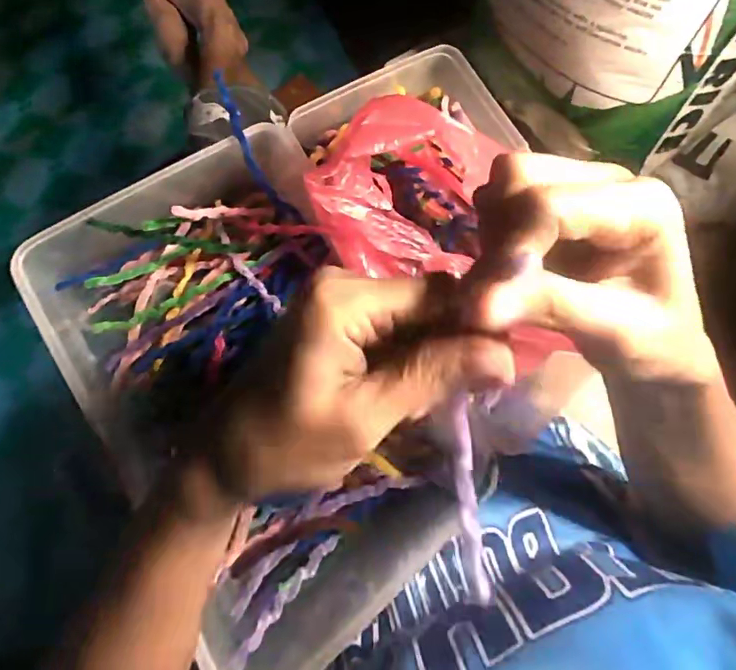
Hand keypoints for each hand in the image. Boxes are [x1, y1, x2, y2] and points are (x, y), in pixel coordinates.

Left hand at [190, 266, 515, 503]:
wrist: (223, 455)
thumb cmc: (288, 444)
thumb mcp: (366, 418)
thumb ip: (432, 378)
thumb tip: (506, 354)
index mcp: (345, 295)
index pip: (435, 292)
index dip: (478, 322)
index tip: (511, 364)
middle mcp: (344, 279)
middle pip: (426, 299)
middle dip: (458, 340)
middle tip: (487, 388)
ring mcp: (340, 295)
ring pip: (415, 314)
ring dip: (439, 350)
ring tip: (460, 392)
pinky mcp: (339, 314)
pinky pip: (394, 324)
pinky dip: (414, 354)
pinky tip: (425, 385)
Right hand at [464, 153, 717, 386]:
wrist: (661, 346)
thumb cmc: (652, 344)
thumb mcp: (611, 333)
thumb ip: (548, 305)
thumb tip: (479, 303)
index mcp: (643, 204)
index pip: (551, 205)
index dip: (512, 246)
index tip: (488, 300)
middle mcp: (609, 178)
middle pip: (520, 173)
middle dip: (499, 230)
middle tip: (498, 285)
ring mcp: (579, 178)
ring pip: (504, 177)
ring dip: (492, 227)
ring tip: (507, 277)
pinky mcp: (554, 189)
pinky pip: (502, 193)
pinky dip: (493, 228)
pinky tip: (511, 265)